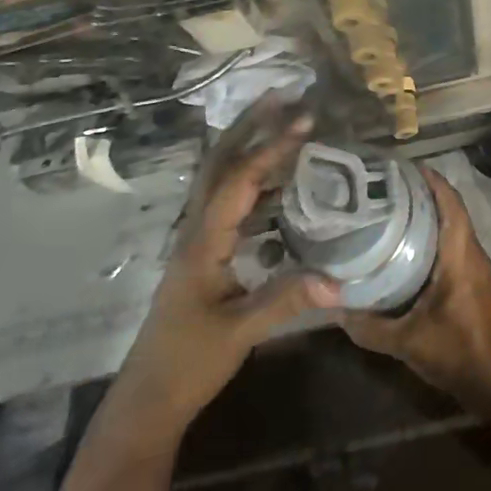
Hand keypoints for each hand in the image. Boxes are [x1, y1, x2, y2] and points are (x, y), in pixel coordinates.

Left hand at [113, 102, 341, 429]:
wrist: (150, 395)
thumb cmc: (190, 360)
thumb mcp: (240, 332)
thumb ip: (285, 300)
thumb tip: (339, 281)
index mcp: (204, 240)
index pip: (239, 181)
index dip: (271, 149)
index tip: (304, 121)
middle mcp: (196, 227)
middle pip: (219, 162)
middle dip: (250, 125)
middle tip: (283, 96)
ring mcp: (198, 236)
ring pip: (220, 175)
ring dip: (248, 143)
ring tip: (281, 120)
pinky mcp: (204, 249)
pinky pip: (228, 197)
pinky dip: (251, 175)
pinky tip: (276, 178)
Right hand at [342, 169, 490, 413]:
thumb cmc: (455, 351)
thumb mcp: (406, 342)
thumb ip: (369, 326)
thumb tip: (335, 307)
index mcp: (460, 255)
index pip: (450, 203)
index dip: (430, 180)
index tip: (402, 167)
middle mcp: (471, 251)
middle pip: (451, 207)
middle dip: (423, 190)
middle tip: (387, 185)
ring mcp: (475, 264)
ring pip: (454, 222)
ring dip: (430, 209)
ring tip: (393, 204)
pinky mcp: (473, 276)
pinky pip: (454, 239)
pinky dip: (435, 228)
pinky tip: (407, 239)